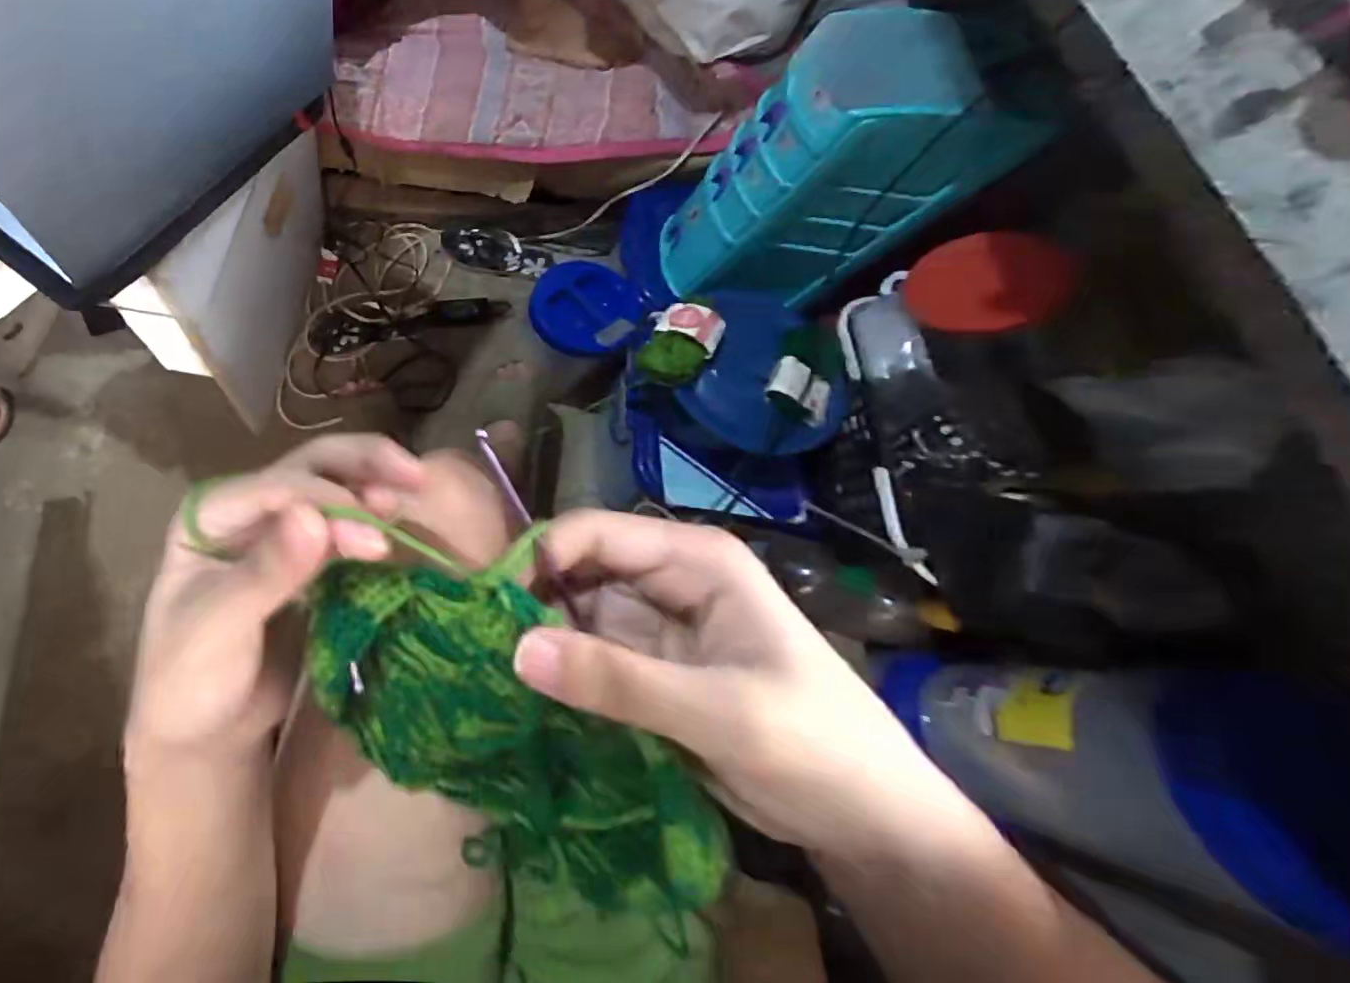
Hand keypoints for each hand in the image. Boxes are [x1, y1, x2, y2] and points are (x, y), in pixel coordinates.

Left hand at [126, 436, 425, 761]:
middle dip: (364, 464)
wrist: (206, 730)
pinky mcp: (313, 560)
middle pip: (311, 466)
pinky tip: (402, 523)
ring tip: (414, 495)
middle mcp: (250, 513)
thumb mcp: (219, 629)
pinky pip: (349, 526)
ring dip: (375, 485)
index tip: (370, 524)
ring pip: (336, 486)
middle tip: (414, 475)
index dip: (326, 495)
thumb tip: (312, 516)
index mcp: (210, 517)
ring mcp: (284, 533)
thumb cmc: (190, 683)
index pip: (276, 487)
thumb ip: (265, 573)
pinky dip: (377, 519)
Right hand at [513, 511, 968, 856]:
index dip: (543, 557)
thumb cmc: (812, 741)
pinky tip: (529, 693)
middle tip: (485, 646)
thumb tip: (518, 649)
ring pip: (581, 615)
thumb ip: (619, 680)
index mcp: (697, 560)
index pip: (599, 534)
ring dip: (544, 639)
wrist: (864, 814)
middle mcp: (673, 580)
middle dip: (536, 600)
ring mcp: (661, 627)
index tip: (493, 606)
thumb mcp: (717, 710)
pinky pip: (594, 658)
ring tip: (493, 672)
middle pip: (583, 570)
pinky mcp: (654, 670)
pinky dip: (564, 671)